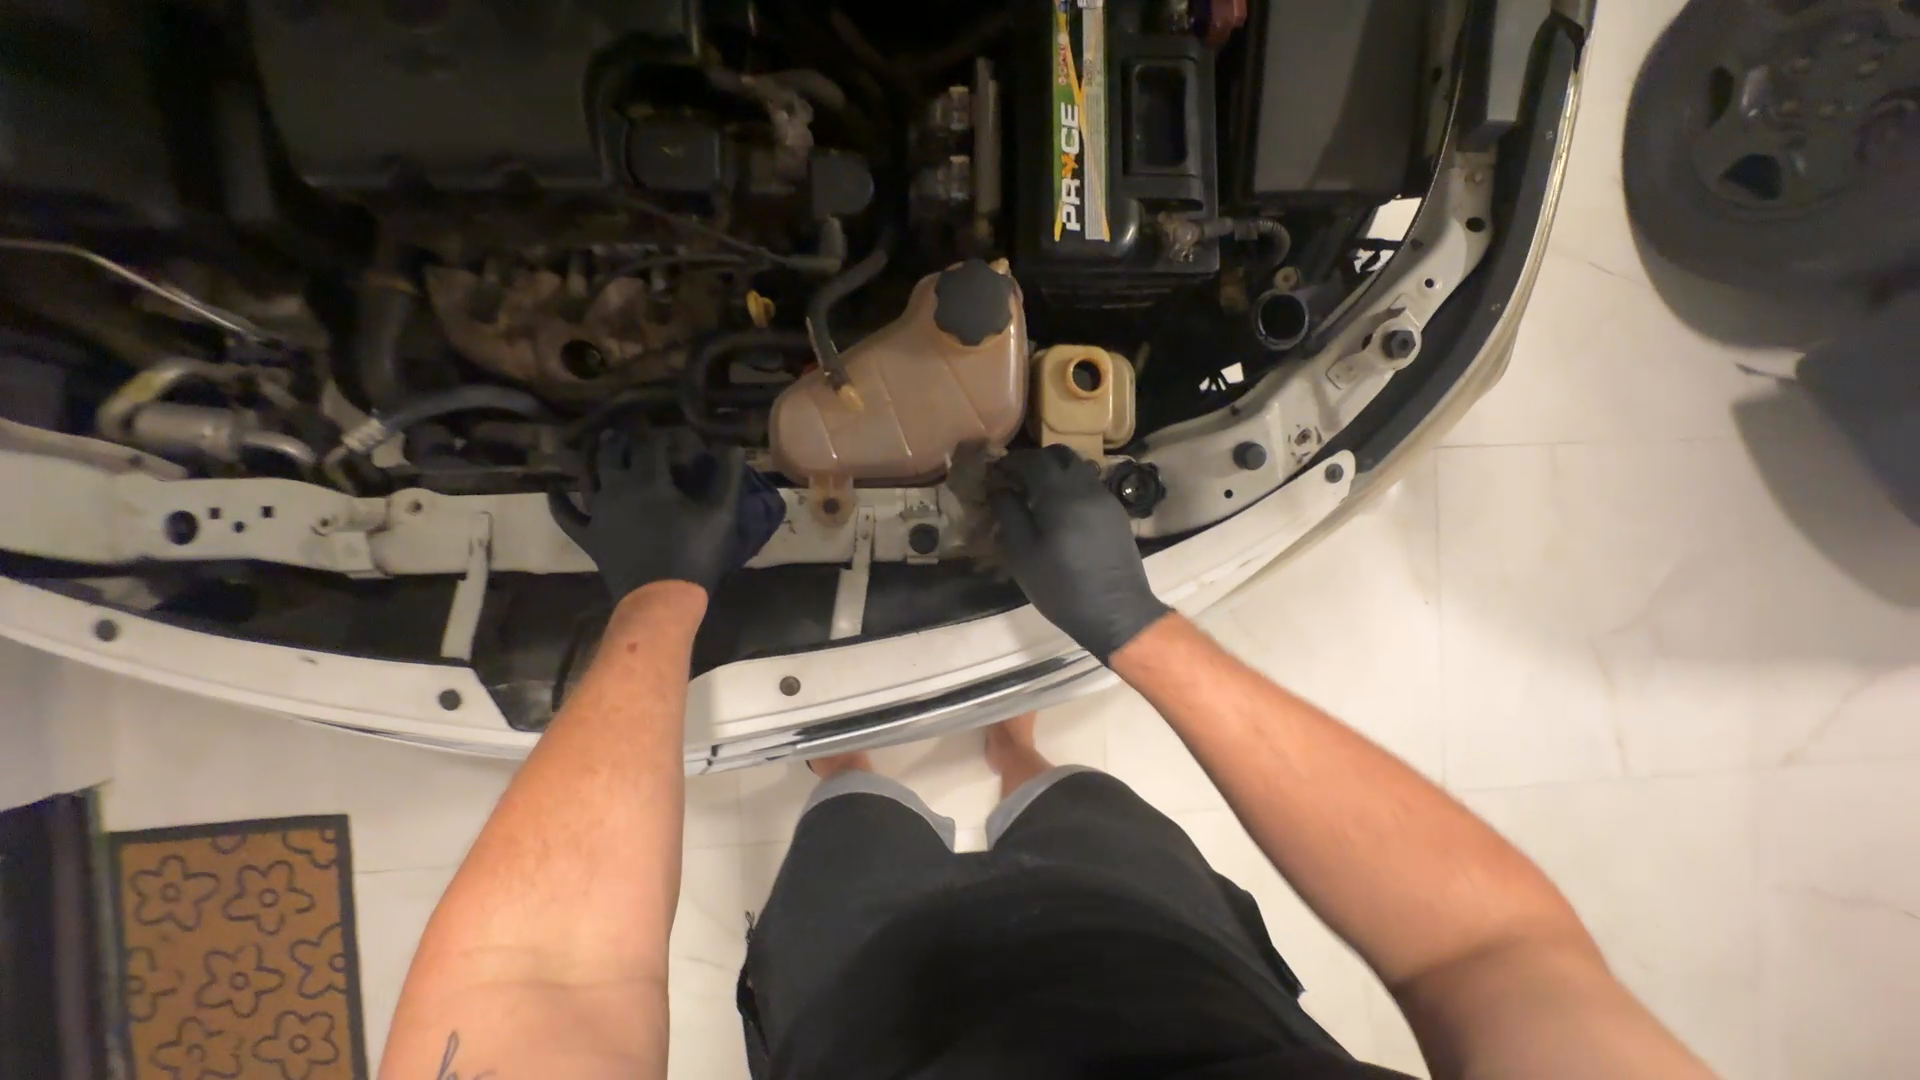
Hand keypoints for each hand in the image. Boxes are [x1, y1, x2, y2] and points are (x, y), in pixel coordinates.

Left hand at [549, 429, 756, 599]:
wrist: (663, 598)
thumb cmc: (696, 554)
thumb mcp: (722, 515)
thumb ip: (728, 478)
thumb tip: (733, 447)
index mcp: (651, 481)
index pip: (651, 445)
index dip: (660, 435)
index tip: (670, 434)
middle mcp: (618, 489)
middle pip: (613, 453)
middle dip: (623, 439)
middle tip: (629, 431)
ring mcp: (599, 513)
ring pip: (588, 476)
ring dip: (592, 456)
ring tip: (597, 444)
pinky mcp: (589, 536)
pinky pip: (566, 515)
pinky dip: (558, 500)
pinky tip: (554, 488)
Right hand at [989, 446, 1170, 661]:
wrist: (1116, 612)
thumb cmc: (1061, 587)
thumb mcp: (1023, 555)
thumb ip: (1009, 515)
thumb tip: (1001, 489)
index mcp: (1060, 494)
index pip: (1034, 459)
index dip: (1012, 461)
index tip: (997, 472)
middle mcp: (1086, 488)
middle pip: (1061, 455)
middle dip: (1036, 461)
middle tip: (1017, 479)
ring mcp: (1106, 499)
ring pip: (1079, 469)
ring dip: (1056, 473)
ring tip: (1038, 495)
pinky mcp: (1117, 514)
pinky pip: (1091, 486)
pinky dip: (1072, 487)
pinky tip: (1061, 512)